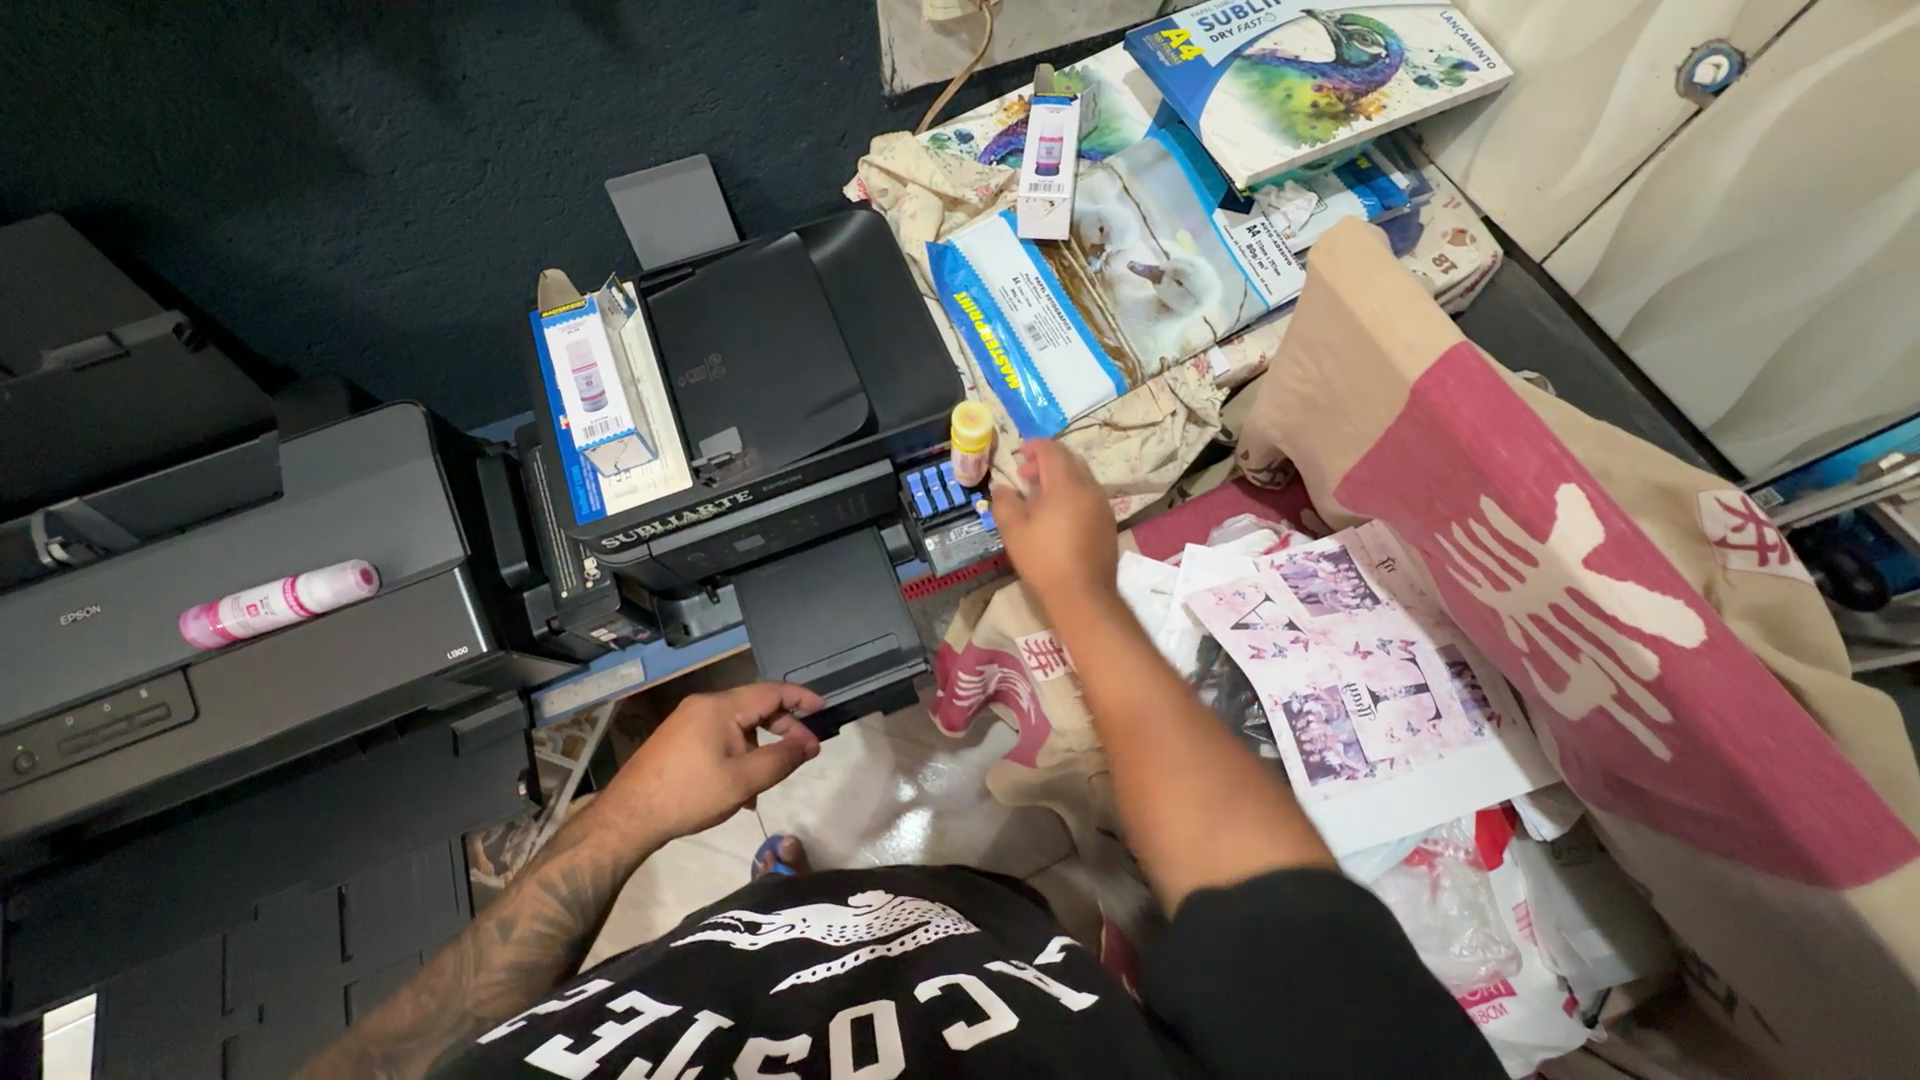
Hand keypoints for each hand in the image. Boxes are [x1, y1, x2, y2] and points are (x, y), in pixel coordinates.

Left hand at [594, 682, 824, 845]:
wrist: (628, 817)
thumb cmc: (689, 795)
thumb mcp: (743, 781)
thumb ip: (781, 759)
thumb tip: (808, 744)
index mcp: (721, 707)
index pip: (772, 691)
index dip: (802, 698)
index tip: (824, 710)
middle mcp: (705, 705)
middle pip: (756, 706)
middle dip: (784, 728)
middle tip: (805, 752)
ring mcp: (689, 721)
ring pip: (739, 725)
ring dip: (760, 748)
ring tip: (767, 783)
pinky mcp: (679, 738)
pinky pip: (721, 737)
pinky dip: (739, 754)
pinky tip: (740, 787)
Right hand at [991, 438, 1118, 615]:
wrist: (1083, 594)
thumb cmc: (1044, 560)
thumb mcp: (1014, 531)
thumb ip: (1005, 502)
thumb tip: (1002, 487)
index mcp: (1065, 484)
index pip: (1051, 450)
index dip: (1034, 447)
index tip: (1019, 454)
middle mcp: (1089, 488)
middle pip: (1070, 460)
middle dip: (1047, 461)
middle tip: (1026, 476)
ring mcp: (1102, 505)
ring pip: (1082, 478)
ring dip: (1060, 478)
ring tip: (1039, 498)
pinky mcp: (1108, 522)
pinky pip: (1089, 496)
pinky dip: (1072, 494)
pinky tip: (1058, 516)